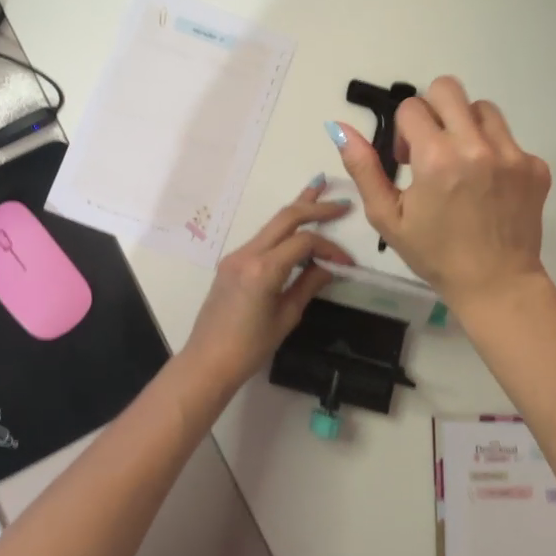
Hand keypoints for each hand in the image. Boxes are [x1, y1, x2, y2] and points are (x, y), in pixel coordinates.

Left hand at [182, 181, 353, 391]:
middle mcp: (247, 254)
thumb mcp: (286, 318)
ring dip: (296, 211)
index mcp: (263, 269)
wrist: (207, 361)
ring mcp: (236, 255)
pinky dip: (283, 231)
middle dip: (314, 206)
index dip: (330, 248)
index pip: (304, 242)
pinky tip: (296, 229)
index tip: (347, 263)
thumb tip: (329, 268)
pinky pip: (262, 239)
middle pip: (285, 218)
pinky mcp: (231, 263)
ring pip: (272, 224)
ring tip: (318, 193)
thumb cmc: (249, 348)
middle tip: (341, 203)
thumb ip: (308, 285)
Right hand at [331, 76, 551, 311]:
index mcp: (436, 158)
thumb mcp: (387, 216)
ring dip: (466, 126)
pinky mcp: (535, 166)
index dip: (404, 132)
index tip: (409, 161)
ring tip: (462, 164)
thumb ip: (363, 167)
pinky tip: (488, 186)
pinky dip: (494, 152)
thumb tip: (339, 127)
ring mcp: (512, 154)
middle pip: (448, 89)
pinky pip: (509, 139)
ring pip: (482, 108)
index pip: (411, 107)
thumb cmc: (435, 254)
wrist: (496, 284)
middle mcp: (476, 147)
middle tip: (433, 148)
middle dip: (433, 111)